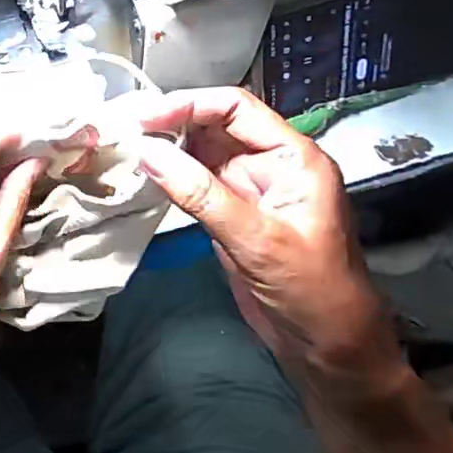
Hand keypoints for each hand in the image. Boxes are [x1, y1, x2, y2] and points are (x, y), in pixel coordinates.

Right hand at [135, 88, 404, 395]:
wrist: (328, 347)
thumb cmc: (312, 291)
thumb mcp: (258, 241)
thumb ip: (202, 194)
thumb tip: (148, 153)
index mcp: (292, 158)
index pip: (235, 109)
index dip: (188, 105)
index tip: (144, 117)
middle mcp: (269, 164)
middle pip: (215, 124)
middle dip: (171, 121)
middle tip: (124, 127)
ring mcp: (248, 187)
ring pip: (201, 151)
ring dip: (166, 146)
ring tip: (125, 144)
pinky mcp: (231, 211)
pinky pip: (195, 180)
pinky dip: (169, 173)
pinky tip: (143, 173)